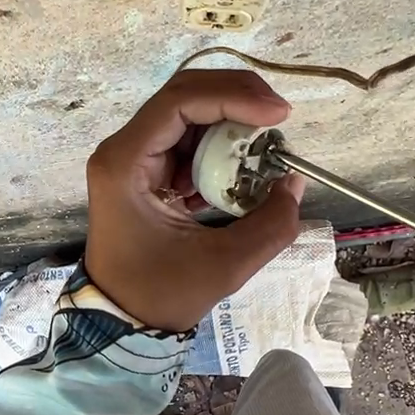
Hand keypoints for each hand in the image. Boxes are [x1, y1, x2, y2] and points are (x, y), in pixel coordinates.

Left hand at [83, 69, 306, 330]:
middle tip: (279, 114)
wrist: (119, 318)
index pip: (178, 103)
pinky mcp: (145, 171)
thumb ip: (269, 225)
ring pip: (185, 114)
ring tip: (267, 140)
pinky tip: (244, 163)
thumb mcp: (223, 266)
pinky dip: (218, 144)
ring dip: (229, 120)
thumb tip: (294, 183)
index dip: (232, 98)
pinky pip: (185, 140)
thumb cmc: (160, 293)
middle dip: (234, 97)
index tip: (279, 114)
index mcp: (124, 163)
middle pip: (180, 96)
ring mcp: (131, 158)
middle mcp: (122, 150)